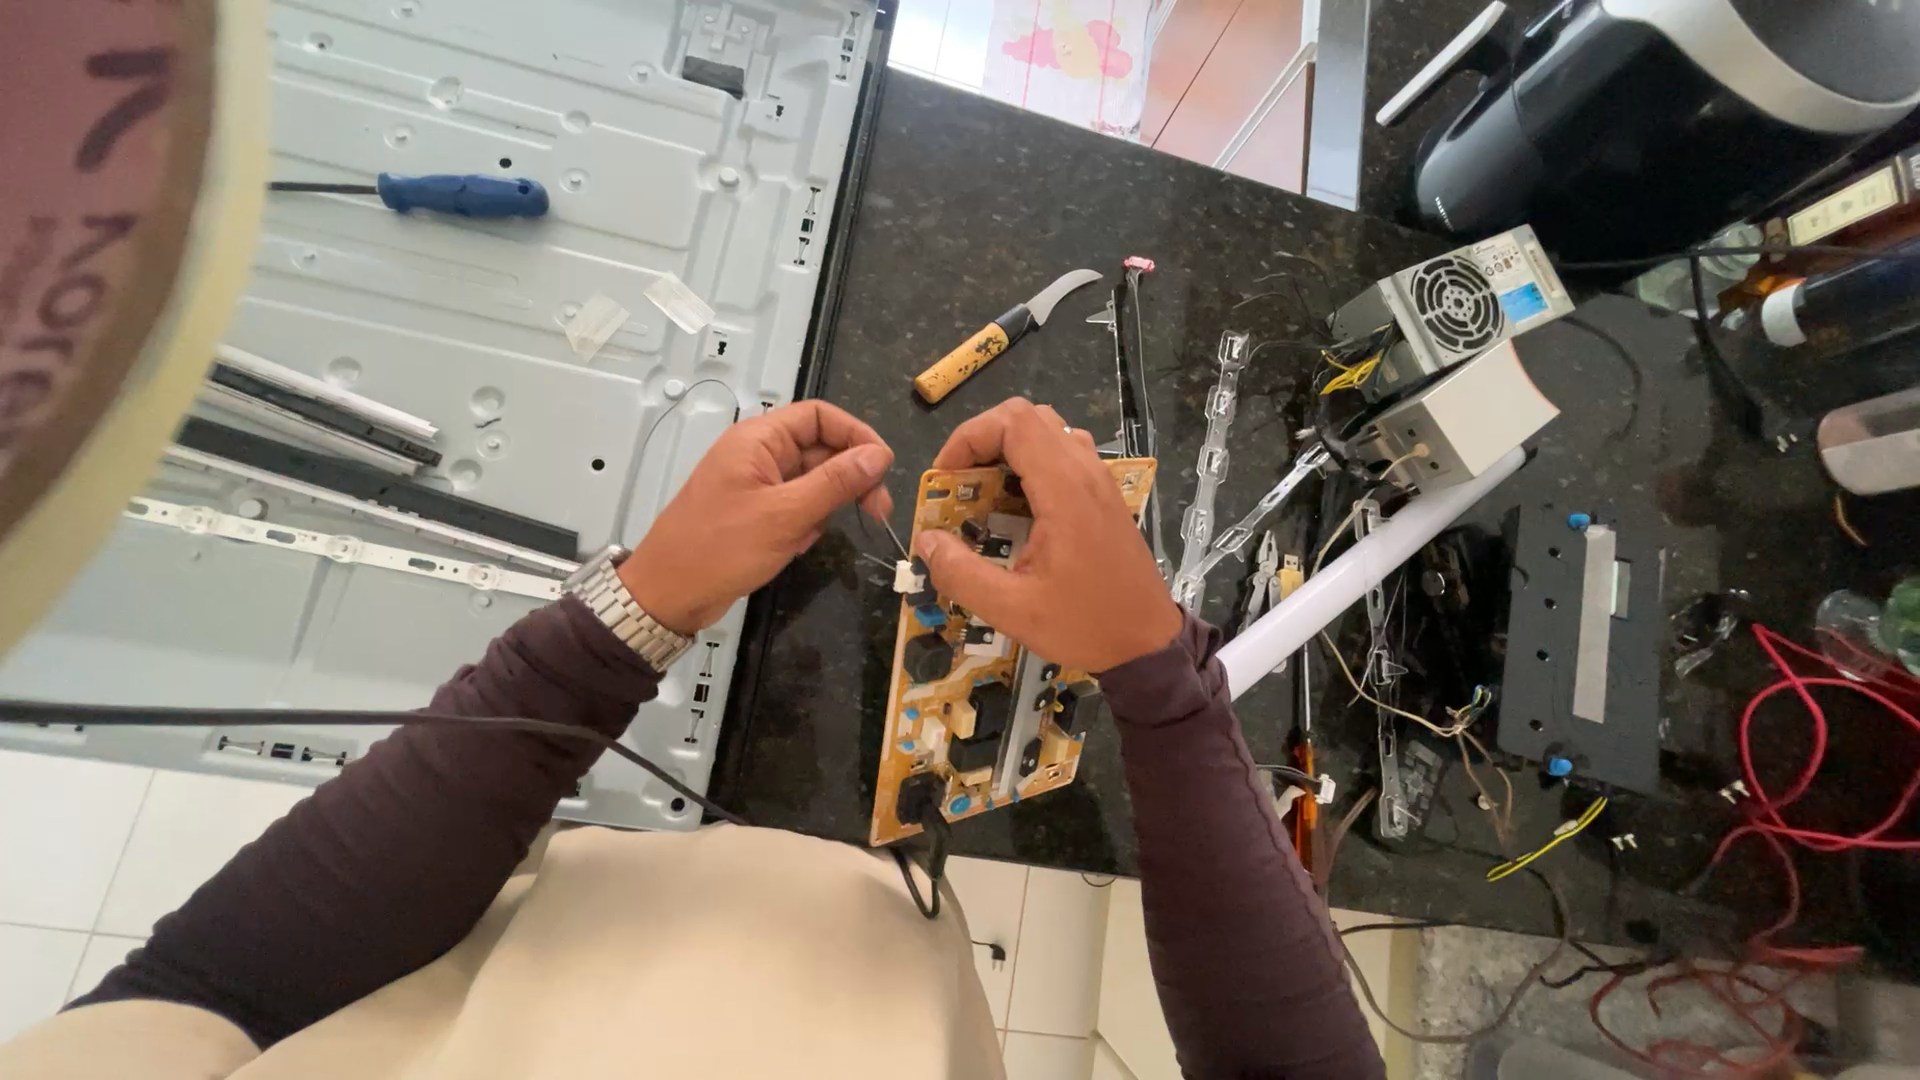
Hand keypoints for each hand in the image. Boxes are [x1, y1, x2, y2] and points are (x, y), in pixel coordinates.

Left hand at [620, 400, 893, 633]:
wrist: (668, 596)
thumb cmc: (720, 549)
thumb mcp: (786, 515)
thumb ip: (836, 482)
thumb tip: (880, 455)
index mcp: (759, 440)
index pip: (820, 416)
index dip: (857, 435)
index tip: (883, 467)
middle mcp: (760, 454)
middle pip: (822, 448)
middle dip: (851, 477)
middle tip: (877, 511)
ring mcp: (758, 484)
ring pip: (814, 481)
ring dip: (826, 507)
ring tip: (811, 536)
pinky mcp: (758, 512)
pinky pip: (799, 507)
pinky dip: (807, 524)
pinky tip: (796, 546)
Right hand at [915, 398, 1180, 672]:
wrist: (1148, 643)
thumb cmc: (1084, 625)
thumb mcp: (1012, 610)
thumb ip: (961, 573)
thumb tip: (925, 541)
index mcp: (1065, 490)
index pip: (1014, 422)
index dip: (969, 436)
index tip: (946, 478)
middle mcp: (1086, 472)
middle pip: (1028, 417)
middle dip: (983, 440)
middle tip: (959, 483)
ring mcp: (1100, 481)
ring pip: (1048, 431)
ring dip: (1008, 449)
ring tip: (983, 492)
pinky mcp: (1104, 496)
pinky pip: (1064, 455)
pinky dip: (1031, 464)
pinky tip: (1017, 507)